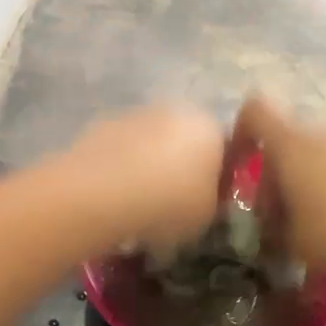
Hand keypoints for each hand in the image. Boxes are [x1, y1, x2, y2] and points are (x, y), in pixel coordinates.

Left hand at [56, 104, 225, 251]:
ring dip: (148, 163)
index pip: (224, 149)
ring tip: (137, 202)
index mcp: (210, 128)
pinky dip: (120, 166)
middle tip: (172, 202)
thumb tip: (207, 194)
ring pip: (150, 141)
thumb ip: (214, 200)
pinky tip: (112, 195)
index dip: (217, 176)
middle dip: (181, 165)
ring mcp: (135, 114)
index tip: (207, 201)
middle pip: (185, 139)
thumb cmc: (168, 204)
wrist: (102, 194)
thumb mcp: (207, 215)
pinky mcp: (101, 125)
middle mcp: (175, 110)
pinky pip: (120, 149)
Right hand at [233, 95, 325, 275]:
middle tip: (278, 221)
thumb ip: (271, 227)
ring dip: (307, 185)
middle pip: (286, 140)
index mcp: (291, 141)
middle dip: (276, 176)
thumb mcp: (291, 242)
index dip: (240, 132)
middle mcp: (323, 129)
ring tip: (312, 229)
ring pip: (317, 156)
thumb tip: (271, 224)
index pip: (254, 108)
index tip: (240, 168)